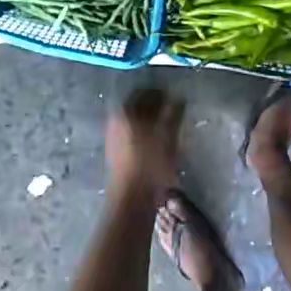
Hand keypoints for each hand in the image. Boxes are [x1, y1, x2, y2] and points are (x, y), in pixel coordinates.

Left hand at [105, 87, 182, 203]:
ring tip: (166, 124)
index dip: (160, 93)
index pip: (144, 92)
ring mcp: (113, 136)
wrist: (132, 198)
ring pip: (134, 119)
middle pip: (137, 105)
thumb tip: (178, 98)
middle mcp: (115, 120)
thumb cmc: (151, 165)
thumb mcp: (167, 137)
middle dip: (154, 105)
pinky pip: (131, 131)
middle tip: (172, 109)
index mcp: (126, 112)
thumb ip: (173, 115)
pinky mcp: (115, 150)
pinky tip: (156, 139)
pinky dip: (143, 130)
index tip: (174, 96)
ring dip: (149, 118)